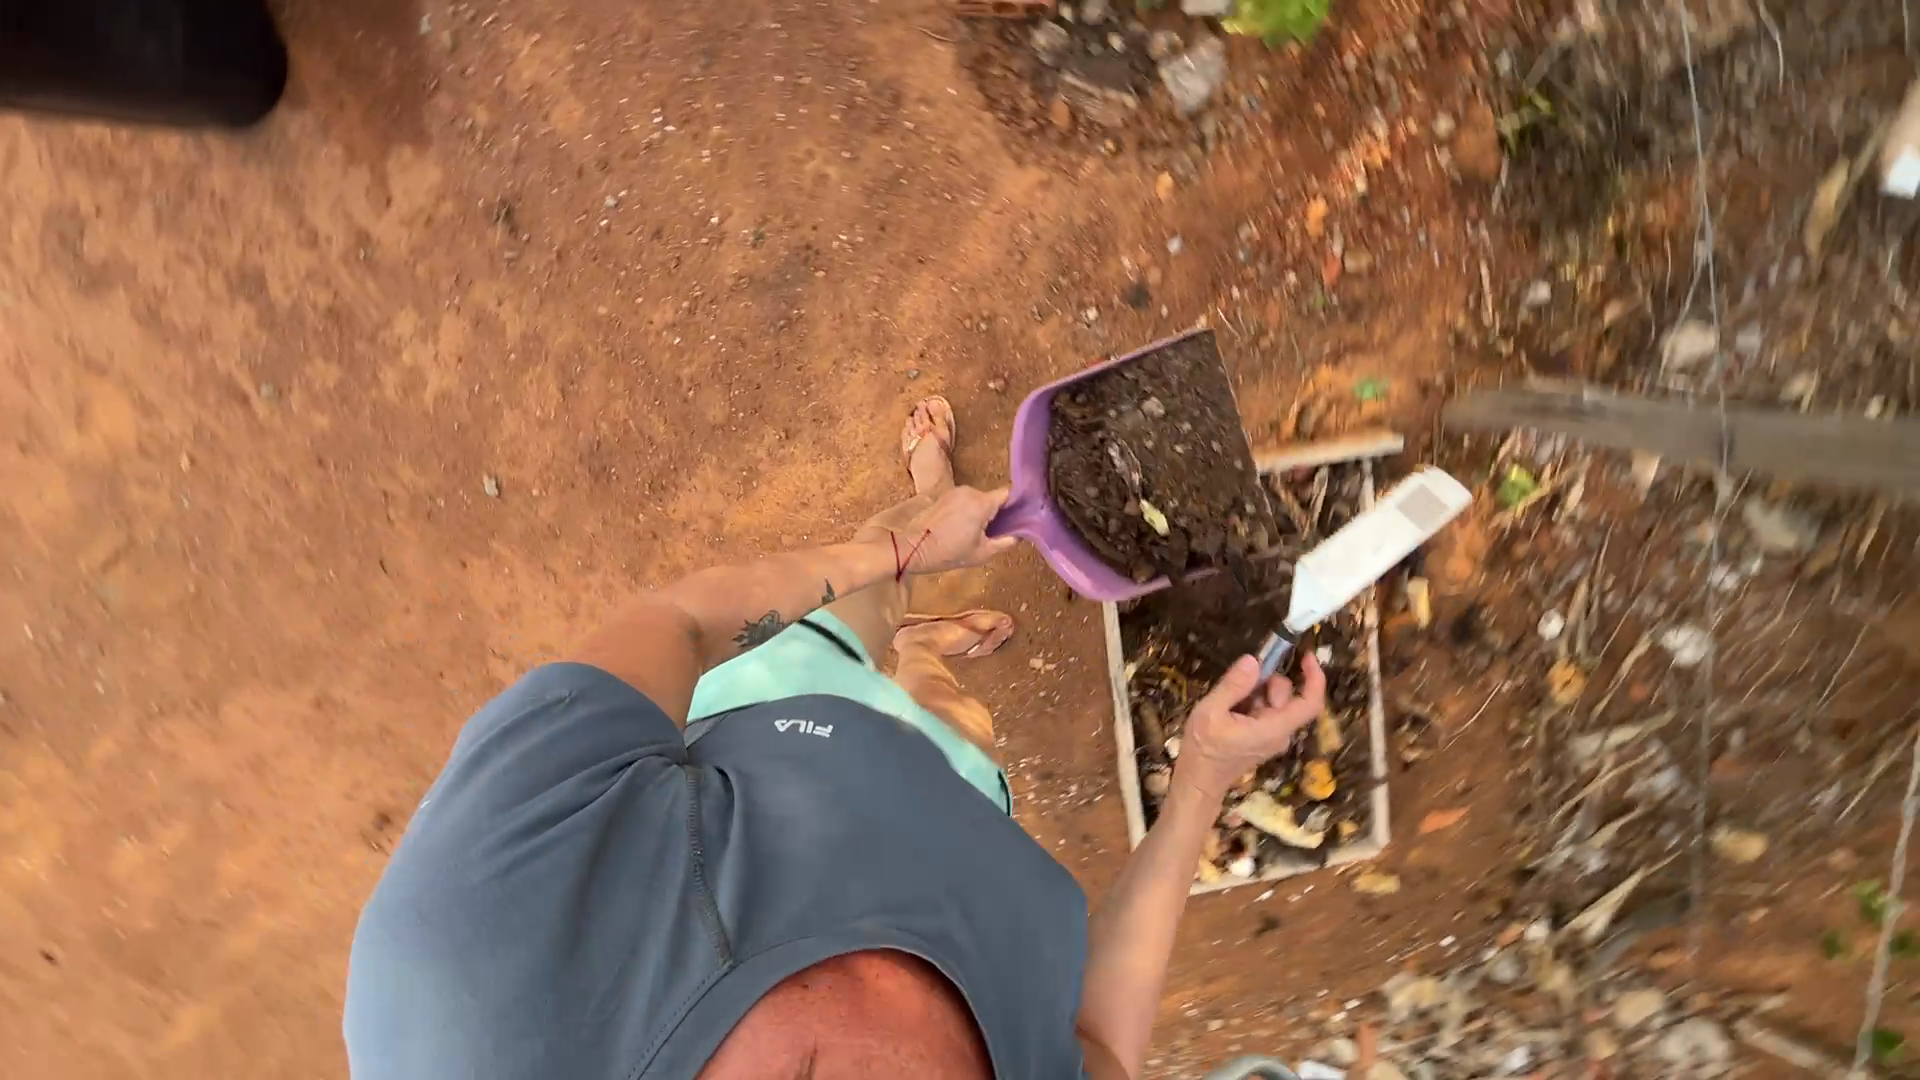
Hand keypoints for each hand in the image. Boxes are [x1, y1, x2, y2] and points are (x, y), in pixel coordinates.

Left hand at [893, 486, 1019, 574]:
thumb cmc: (948, 552)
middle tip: (998, 532)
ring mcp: (955, 492)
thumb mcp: (982, 553)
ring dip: (982, 512)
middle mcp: (969, 491)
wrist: (913, 548)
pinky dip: (968, 511)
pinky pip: (965, 500)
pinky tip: (964, 528)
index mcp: (981, 503)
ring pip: (979, 499)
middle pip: (993, 498)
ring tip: (978, 533)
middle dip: (998, 512)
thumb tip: (1018, 536)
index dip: (1016, 504)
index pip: (1008, 494)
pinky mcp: (944, 496)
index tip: (1020, 517)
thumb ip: (1005, 542)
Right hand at [1175, 652, 1326, 800]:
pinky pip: (1266, 711)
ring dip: (1256, 693)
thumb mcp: (1210, 712)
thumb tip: (1253, 660)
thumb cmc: (1203, 748)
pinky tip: (1229, 710)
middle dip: (1267, 683)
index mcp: (1273, 728)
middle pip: (1288, 697)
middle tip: (1238, 684)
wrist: (1199, 779)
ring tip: (1227, 701)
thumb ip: (1234, 686)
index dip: (1314, 678)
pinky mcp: (1264, 738)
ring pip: (1276, 703)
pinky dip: (1251, 702)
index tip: (1307, 656)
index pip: (1309, 704)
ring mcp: (1273, 737)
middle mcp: (1280, 733)